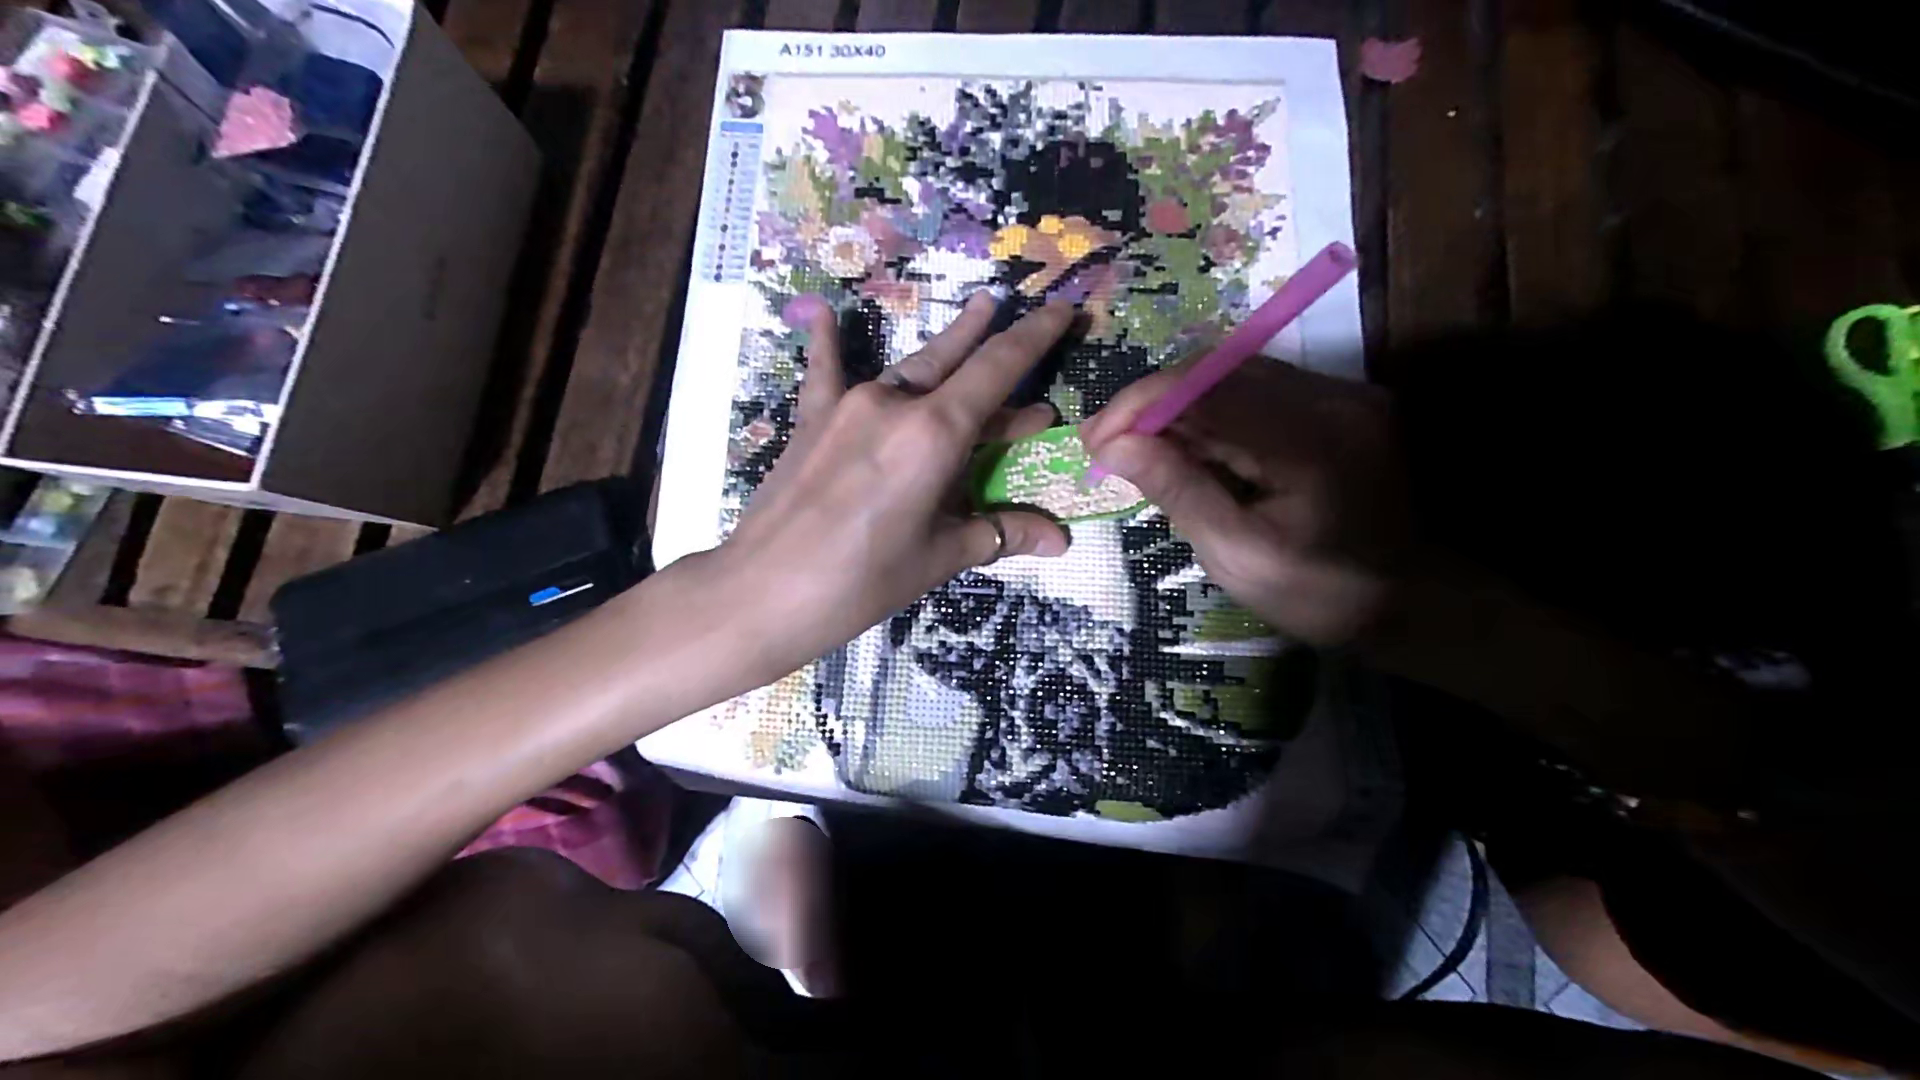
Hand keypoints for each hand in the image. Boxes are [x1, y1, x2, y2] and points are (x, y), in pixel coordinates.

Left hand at [703, 291, 1071, 679]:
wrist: (762, 592)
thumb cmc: (862, 581)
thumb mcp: (939, 557)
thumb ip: (1001, 534)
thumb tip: (1058, 540)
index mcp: (934, 433)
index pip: (998, 369)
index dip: (1034, 336)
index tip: (1061, 309)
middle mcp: (893, 403)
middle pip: (955, 359)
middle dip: (995, 336)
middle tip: (1025, 312)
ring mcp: (846, 406)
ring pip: (908, 369)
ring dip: (947, 349)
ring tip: (976, 315)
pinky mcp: (811, 422)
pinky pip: (826, 376)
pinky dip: (831, 348)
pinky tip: (826, 316)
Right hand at [1079, 360, 1404, 645]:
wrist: (1412, 601)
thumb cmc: (1318, 593)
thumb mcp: (1237, 555)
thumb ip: (1178, 491)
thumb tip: (1113, 446)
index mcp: (1308, 441)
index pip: (1205, 389)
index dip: (1139, 404)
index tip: (1093, 440)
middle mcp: (1330, 398)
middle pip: (1217, 369)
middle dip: (1149, 401)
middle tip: (1104, 442)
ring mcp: (1341, 393)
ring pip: (1233, 373)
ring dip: (1175, 404)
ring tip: (1134, 443)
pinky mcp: (1339, 401)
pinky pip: (1256, 388)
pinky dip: (1209, 410)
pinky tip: (1184, 442)